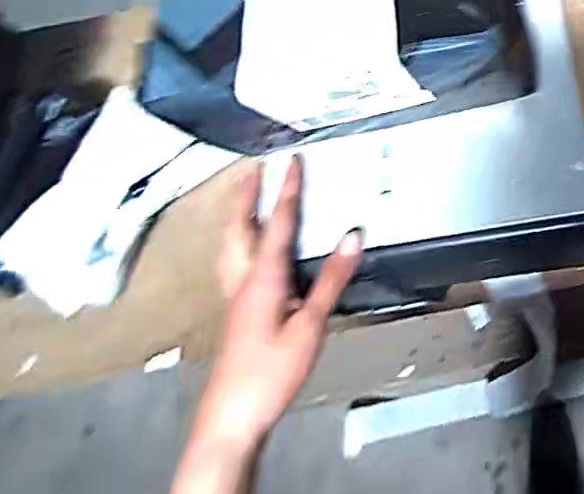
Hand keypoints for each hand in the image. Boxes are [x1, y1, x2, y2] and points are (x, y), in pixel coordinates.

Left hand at [175, 158, 361, 491]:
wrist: (231, 420)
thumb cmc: (271, 372)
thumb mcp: (311, 325)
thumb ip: (332, 278)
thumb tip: (354, 234)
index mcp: (262, 278)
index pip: (277, 223)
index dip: (286, 190)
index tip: (291, 161)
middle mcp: (243, 281)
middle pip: (239, 228)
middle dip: (246, 196)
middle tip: (253, 169)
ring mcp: (234, 298)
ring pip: (229, 246)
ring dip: (237, 216)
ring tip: (244, 197)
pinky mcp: (235, 312)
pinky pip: (233, 262)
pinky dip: (238, 241)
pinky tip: (246, 248)